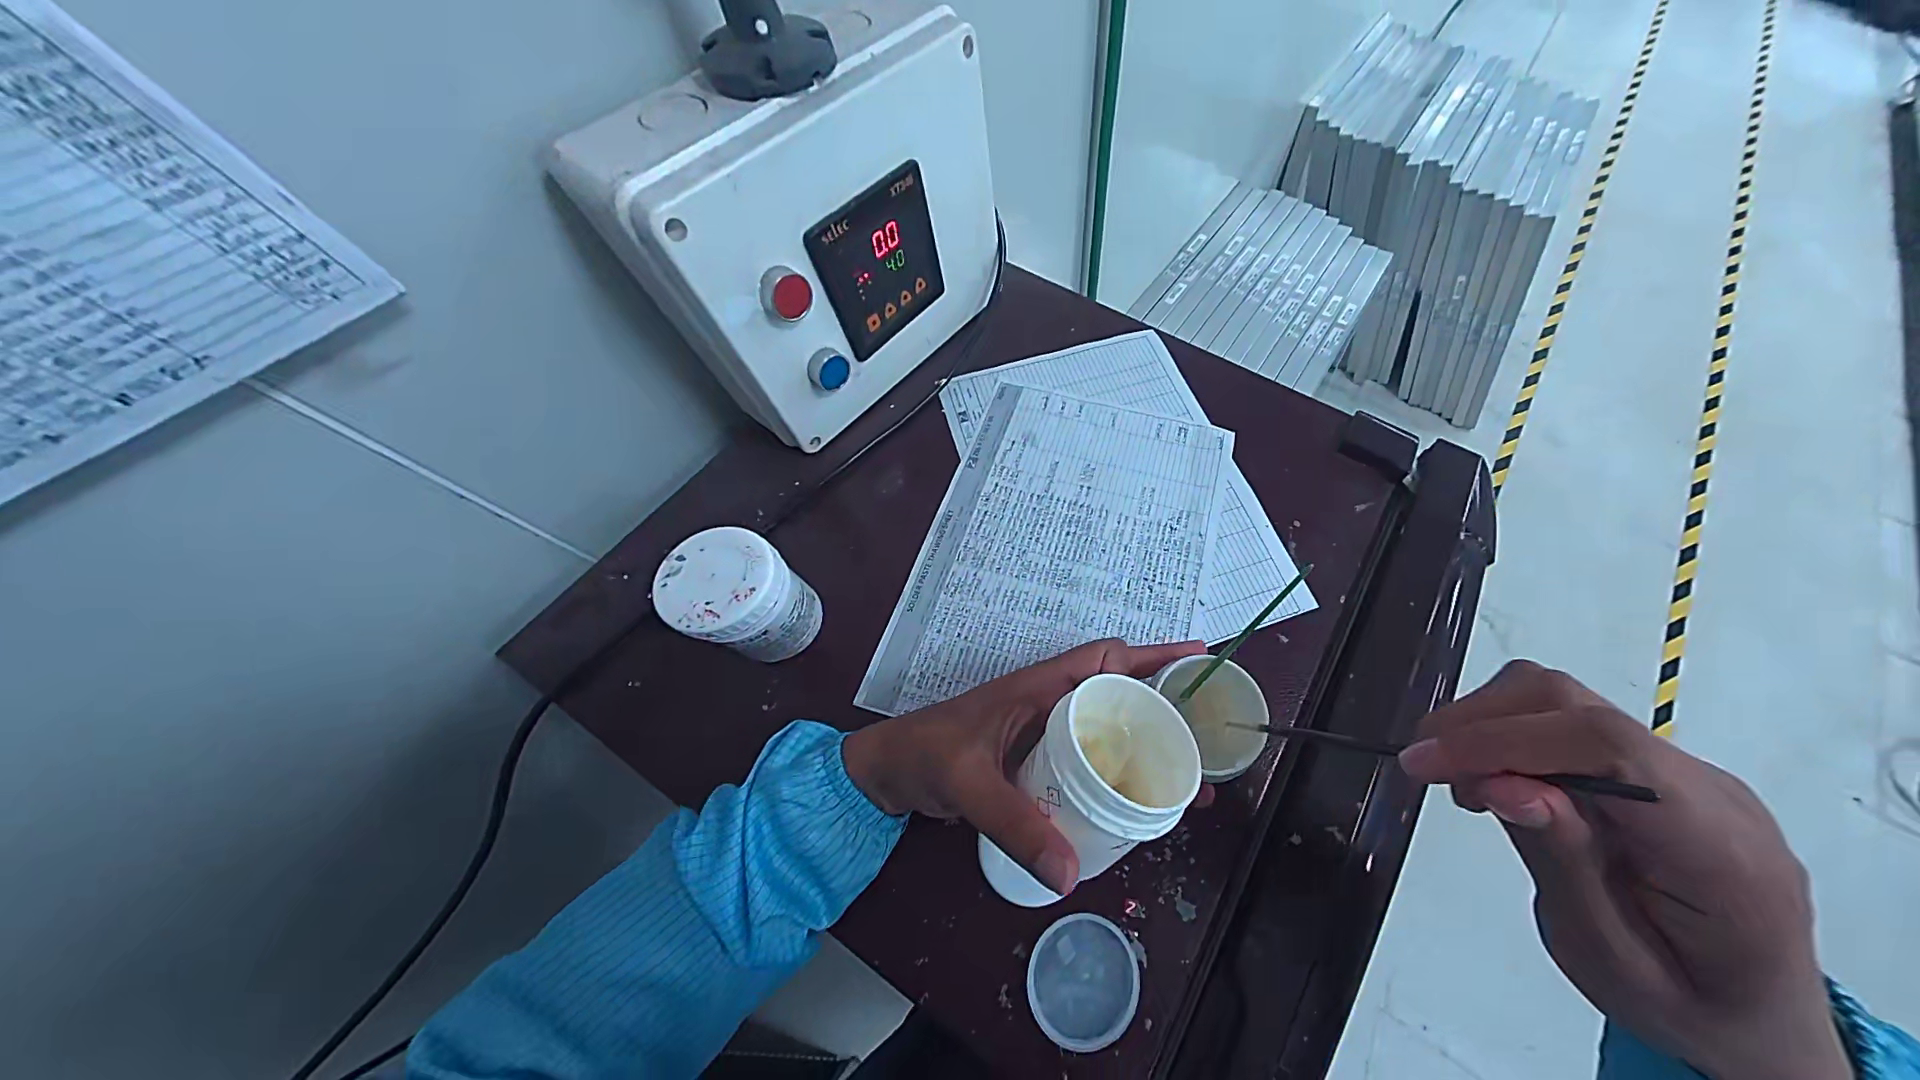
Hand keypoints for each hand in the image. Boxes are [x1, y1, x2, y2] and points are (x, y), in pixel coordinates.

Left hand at [841, 638, 1208, 895]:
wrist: (888, 773)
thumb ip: (1014, 822)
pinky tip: (1132, 805)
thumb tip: (1069, 871)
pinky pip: (1086, 761)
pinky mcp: (1034, 763)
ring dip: (1143, 746)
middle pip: (1116, 694)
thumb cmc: (924, 755)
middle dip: (1162, 708)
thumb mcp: (968, 783)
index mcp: (1037, 688)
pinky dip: (1113, 775)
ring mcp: (1041, 735)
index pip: (1103, 660)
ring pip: (1104, 730)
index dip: (1151, 655)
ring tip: (1186, 779)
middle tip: (1205, 738)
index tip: (1197, 660)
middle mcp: (1047, 705)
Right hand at [1397, 661, 1848, 1079]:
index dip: (1500, 739)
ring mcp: (1681, 767)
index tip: (1424, 764)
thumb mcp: (1610, 960)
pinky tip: (1491, 778)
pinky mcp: (1648, 763)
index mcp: (1717, 847)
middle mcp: (1707, 787)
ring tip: (1458, 779)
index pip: (1603, 746)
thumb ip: (1563, 865)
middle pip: (1570, 703)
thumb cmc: (1684, 1005)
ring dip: (1484, 722)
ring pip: (1557, 697)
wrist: (1759, 1020)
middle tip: (1427, 769)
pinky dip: (1503, 732)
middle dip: (1477, 722)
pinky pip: (1561, 718)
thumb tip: (1502, 785)